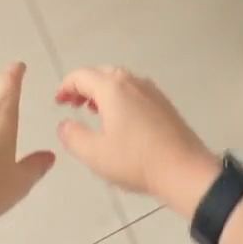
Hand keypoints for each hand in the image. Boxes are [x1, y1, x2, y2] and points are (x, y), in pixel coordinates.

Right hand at [55, 67, 219, 211]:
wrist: (184, 170)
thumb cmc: (136, 161)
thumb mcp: (95, 154)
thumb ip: (73, 136)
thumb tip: (64, 124)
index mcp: (113, 88)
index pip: (82, 76)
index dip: (66, 86)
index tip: (58, 103)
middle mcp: (132, 81)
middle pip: (101, 74)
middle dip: (83, 87)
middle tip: (71, 105)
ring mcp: (150, 90)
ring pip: (119, 81)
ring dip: (101, 92)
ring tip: (92, 111)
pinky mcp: (163, 103)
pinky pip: (133, 91)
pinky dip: (118, 97)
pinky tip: (119, 119)